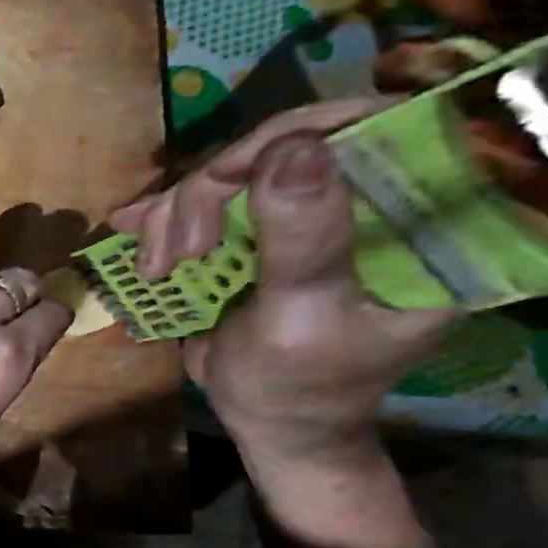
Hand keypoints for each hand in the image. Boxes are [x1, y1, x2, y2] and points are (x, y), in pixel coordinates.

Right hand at [113, 102, 454, 466]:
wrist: (268, 419)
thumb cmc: (300, 382)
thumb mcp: (301, 314)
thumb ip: (303, 236)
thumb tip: (291, 145)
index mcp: (417, 217)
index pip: (373, 128)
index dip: (293, 135)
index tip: (225, 177)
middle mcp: (365, 201)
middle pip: (280, 147)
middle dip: (211, 192)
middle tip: (178, 250)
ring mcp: (304, 213)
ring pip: (229, 173)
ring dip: (174, 213)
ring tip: (155, 267)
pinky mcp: (258, 230)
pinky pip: (202, 200)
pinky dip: (161, 216)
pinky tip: (130, 233)